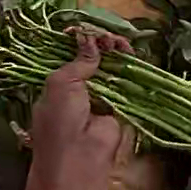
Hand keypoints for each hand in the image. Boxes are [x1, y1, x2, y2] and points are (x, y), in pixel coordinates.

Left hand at [28, 28, 130, 187]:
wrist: (79, 157)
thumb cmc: (60, 119)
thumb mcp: (61, 83)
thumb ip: (78, 60)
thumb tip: (90, 39)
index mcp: (59, 85)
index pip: (72, 57)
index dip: (80, 42)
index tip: (87, 31)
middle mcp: (80, 89)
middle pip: (93, 60)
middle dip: (100, 45)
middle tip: (108, 37)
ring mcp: (101, 97)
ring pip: (111, 68)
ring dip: (116, 53)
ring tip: (121, 43)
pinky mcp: (121, 105)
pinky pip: (127, 82)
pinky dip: (130, 67)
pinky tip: (131, 54)